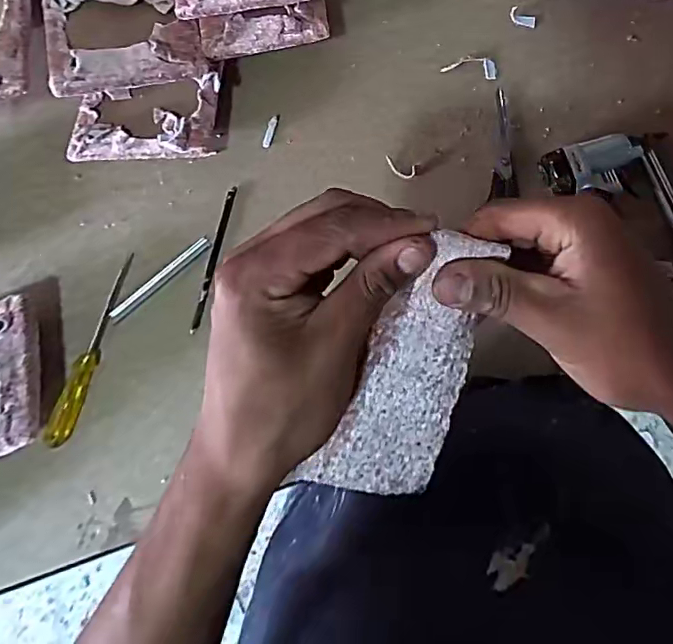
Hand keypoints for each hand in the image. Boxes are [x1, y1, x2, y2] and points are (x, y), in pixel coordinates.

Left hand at [188, 189, 434, 496]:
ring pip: (322, 223)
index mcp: (254, 272)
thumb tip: (420, 245)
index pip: (332, 228)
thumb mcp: (335, 344)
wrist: (239, 458)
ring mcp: (256, 267)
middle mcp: (248, 257)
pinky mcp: (269, 280)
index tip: (432, 230)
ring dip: (367, 229)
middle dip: (378, 219)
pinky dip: (352, 245)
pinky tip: (378, 256)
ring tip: (408, 243)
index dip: (386, 224)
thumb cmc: (283, 410)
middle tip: (423, 236)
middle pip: (324, 213)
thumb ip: (374, 286)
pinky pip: (317, 244)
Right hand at [430, 196, 672, 421]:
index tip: (431, 278)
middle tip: (444, 300)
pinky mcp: (593, 262)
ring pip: (526, 247)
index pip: (499, 214)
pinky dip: (522, 283)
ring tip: (463, 310)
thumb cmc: (624, 348)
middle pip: (511, 228)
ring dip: (499, 275)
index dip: (463, 243)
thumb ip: (496, 291)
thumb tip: (439, 276)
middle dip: (479, 260)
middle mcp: (582, 217)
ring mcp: (590, 239)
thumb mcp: (552, 319)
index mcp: (574, 217)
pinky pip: (546, 262)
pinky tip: (499, 310)